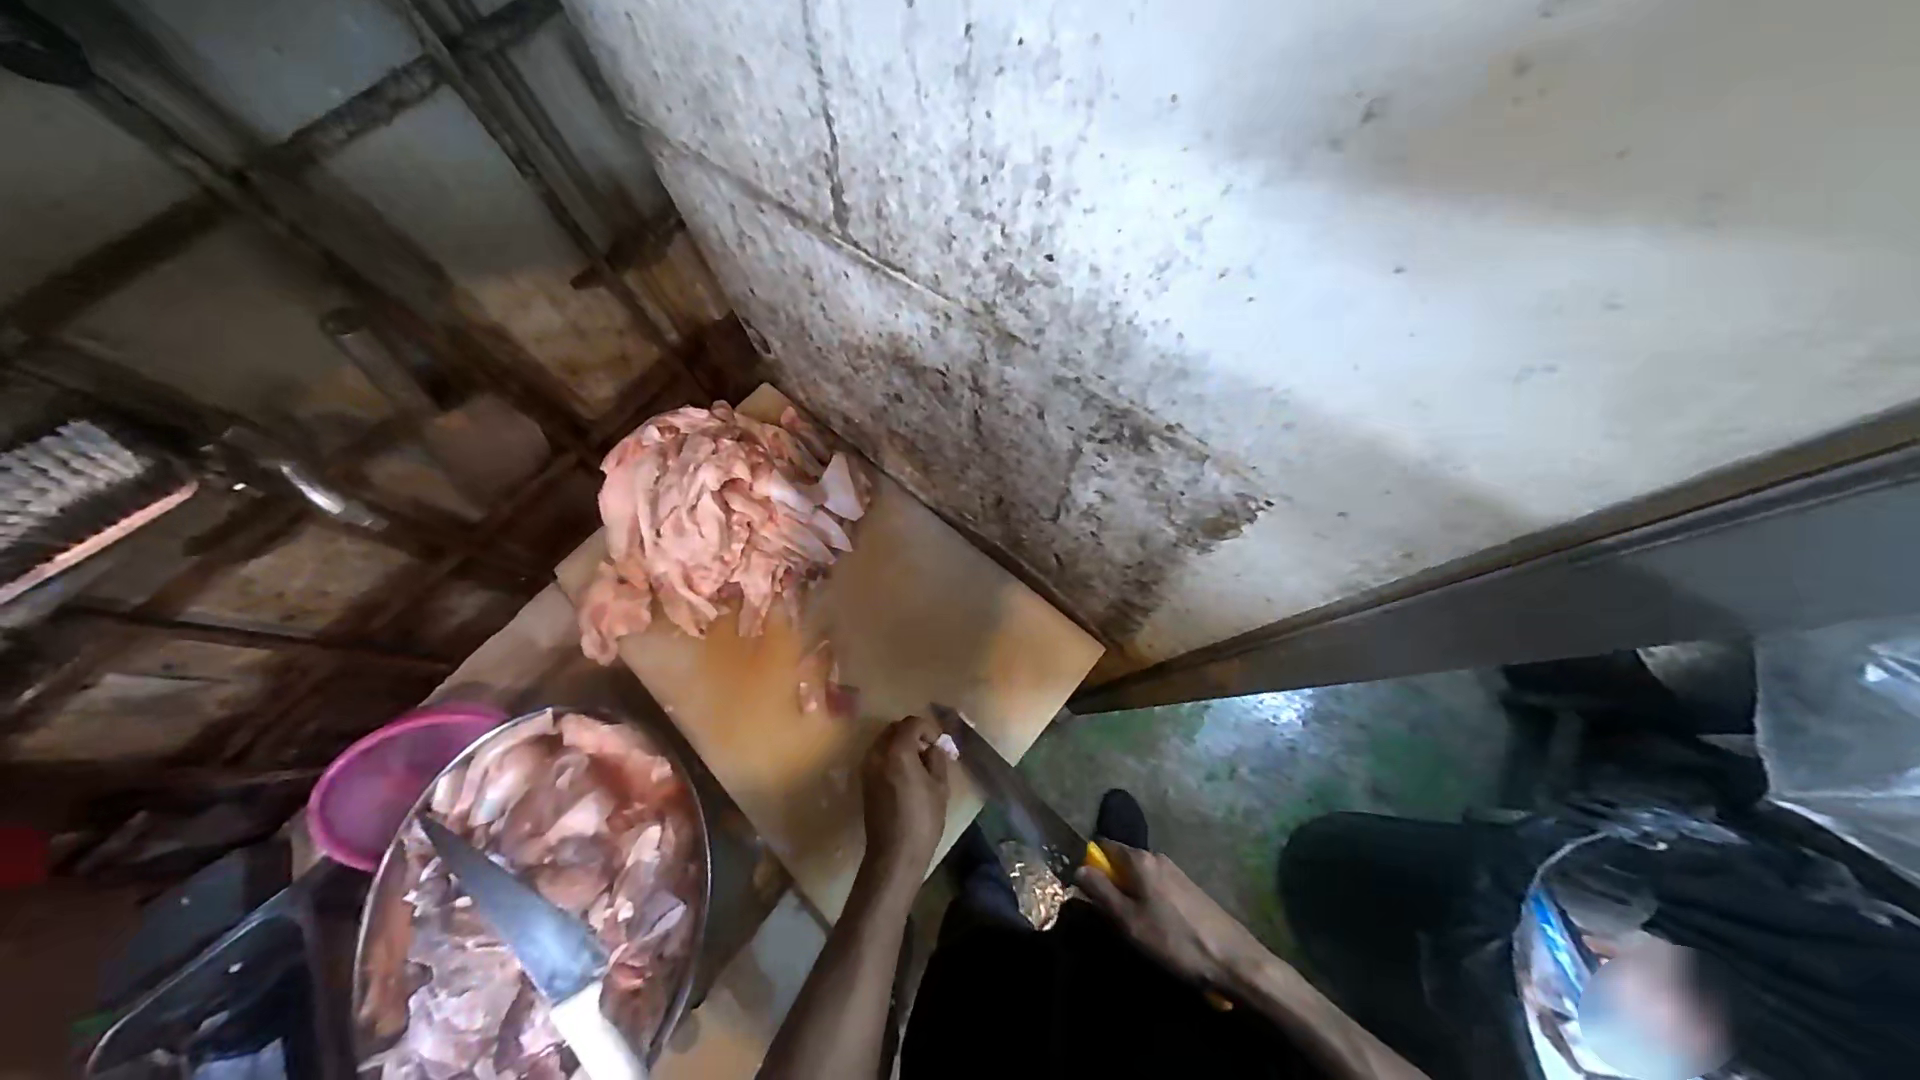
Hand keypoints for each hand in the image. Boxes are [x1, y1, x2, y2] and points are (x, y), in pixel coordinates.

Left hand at [858, 715, 951, 885]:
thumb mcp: (939, 786)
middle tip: (929, 752)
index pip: (912, 723)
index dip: (928, 729)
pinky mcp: (863, 780)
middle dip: (913, 734)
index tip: (938, 745)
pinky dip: (891, 756)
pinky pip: (878, 756)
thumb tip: (932, 747)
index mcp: (897, 751)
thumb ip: (936, 758)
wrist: (895, 853)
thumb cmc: (923, 819)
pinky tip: (905, 775)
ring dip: (901, 744)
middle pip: (894, 729)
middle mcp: (877, 753)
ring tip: (918, 764)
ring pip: (884, 741)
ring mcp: (867, 767)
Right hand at [1076, 841, 1268, 989]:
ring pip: (1140, 878)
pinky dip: (1149, 903)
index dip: (1090, 865)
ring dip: (1131, 897)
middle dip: (1111, 884)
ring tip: (1134, 929)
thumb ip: (1100, 891)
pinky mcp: (1190, 890)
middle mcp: (1158, 857)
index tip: (1087, 892)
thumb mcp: (1129, 921)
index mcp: (1140, 859)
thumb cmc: (1174, 940)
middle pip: (1122, 862)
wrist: (1234, 960)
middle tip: (1110, 918)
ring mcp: (1176, 872)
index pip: (1103, 846)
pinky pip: (1157, 889)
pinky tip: (1158, 931)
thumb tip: (1078, 868)